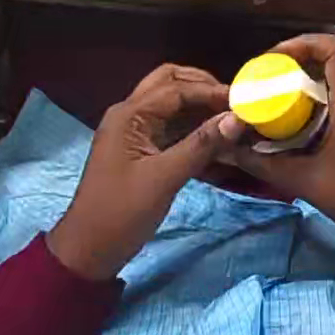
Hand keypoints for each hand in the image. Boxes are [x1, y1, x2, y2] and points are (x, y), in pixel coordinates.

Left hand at [47, 64, 242, 280]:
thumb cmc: (122, 212)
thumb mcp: (164, 177)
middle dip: (202, 88)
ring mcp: (135, 133)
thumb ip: (201, 145)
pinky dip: (193, 128)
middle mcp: (130, 115)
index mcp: (129, 115)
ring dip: (199, 107)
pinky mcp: (142, 151)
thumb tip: (237, 118)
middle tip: (234, 103)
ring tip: (232, 118)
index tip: (244, 101)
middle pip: (169, 85)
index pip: (176, 89)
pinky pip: (171, 128)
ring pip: (171, 106)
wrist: (90, 249)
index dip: (211, 91)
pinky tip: (217, 139)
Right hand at [231, 35, 334, 265]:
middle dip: (294, 67)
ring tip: (271, 105)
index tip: (273, 61)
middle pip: (331, 61)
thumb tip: (226, 147)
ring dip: (303, 87)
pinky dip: (315, 105)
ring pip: (334, 81)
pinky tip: (293, 128)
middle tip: (263, 85)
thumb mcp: (306, 181)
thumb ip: (264, 163)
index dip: (304, 43)